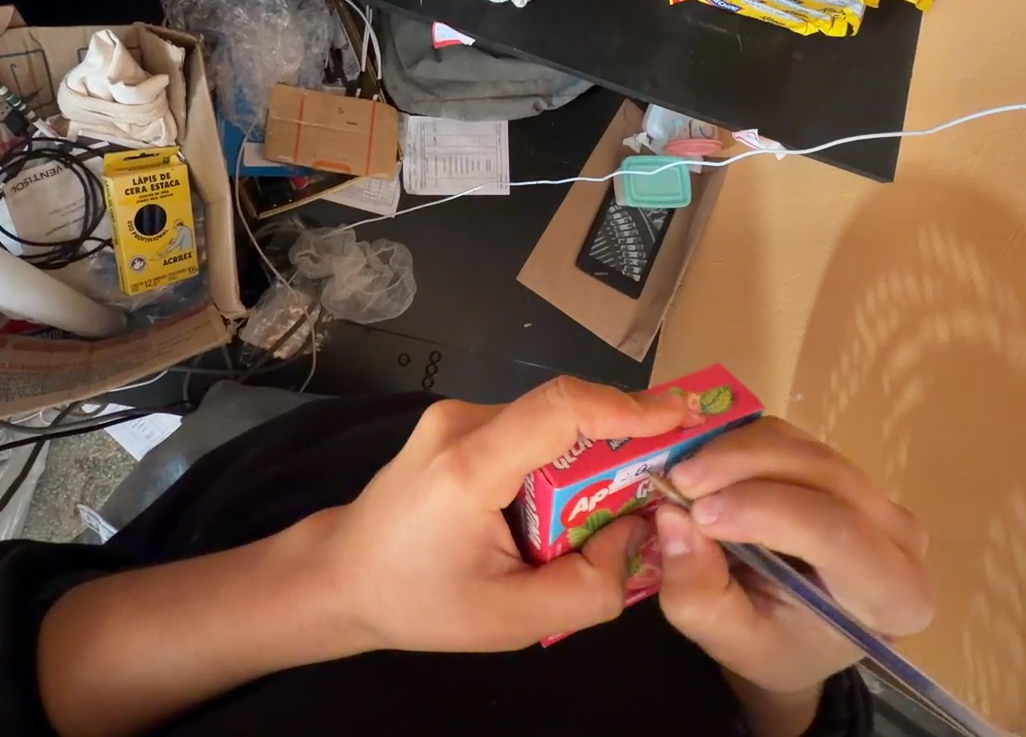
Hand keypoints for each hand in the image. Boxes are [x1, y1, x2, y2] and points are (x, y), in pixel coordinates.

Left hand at [318, 376, 692, 652]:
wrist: (342, 572)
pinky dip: (560, 460)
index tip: (683, 414)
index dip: (628, 406)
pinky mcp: (458, 422)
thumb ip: (591, 584)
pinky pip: (528, 429)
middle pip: (563, 414)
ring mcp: (456, 415)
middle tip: (668, 477)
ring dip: (587, 459)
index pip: (560, 408)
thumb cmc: (418, 600)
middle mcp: (462, 420)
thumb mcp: (511, 619)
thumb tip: (641, 531)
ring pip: (548, 422)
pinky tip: (566, 505)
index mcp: (470, 463)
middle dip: (622, 445)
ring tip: (612, 509)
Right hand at [655, 417, 932, 698]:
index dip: (765, 510)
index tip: (698, 513)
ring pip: (797, 444)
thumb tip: (672, 519)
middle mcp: (896, 534)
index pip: (839, 533)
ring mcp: (868, 490)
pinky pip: (782, 434)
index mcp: (892, 595)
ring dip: (732, 450)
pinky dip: (735, 441)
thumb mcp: (728, 638)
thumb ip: (698, 592)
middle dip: (739, 466)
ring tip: (685, 478)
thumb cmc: (772, 643)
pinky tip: (705, 467)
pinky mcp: (831, 462)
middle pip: (819, 472)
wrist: (792, 632)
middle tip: (677, 482)